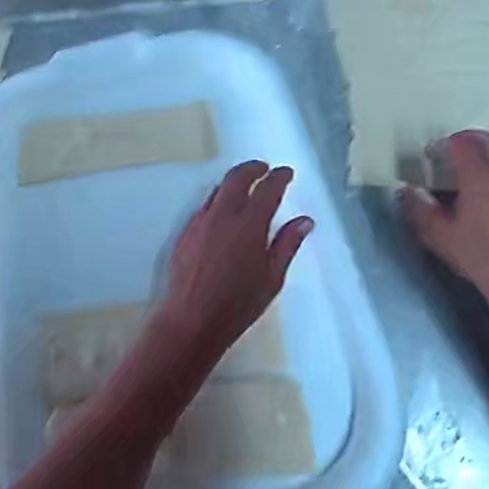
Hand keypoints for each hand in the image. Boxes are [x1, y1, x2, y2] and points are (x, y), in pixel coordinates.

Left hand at [161, 161, 313, 350]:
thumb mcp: (272, 278)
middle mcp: (222, 216)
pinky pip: (203, 206)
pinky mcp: (185, 232)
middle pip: (237, 178)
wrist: (191, 319)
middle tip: (264, 169)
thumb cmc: (236, 305)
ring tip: (246, 187)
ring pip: (217, 189)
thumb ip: (287, 245)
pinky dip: (217, 200)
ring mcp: (200, 222)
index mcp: (249, 225)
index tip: (285, 173)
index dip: (279, 177)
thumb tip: (303, 222)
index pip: (267, 189)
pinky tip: (224, 211)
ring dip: (233, 182)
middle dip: (253, 168)